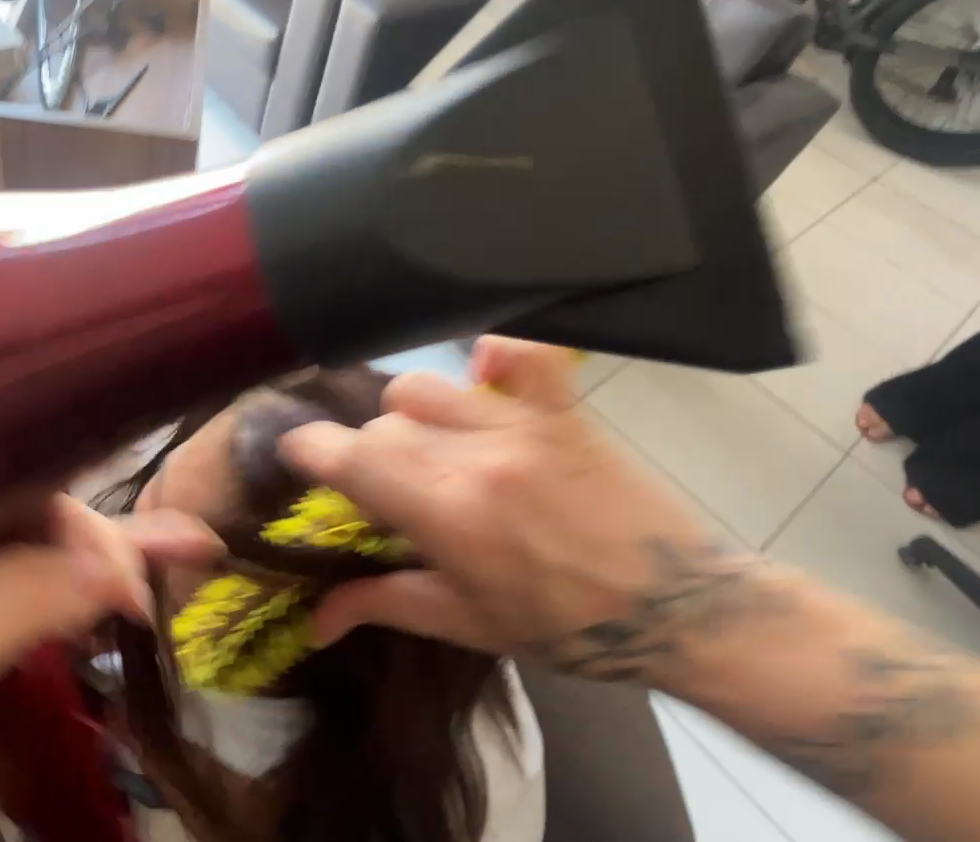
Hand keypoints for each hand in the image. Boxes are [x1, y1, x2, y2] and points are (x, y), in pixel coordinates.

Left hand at [0, 497, 220, 841]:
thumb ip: (8, 603)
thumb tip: (114, 569)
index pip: (15, 499)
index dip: (79, 522)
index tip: (124, 572)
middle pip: (53, 528)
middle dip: (121, 534)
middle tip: (194, 546)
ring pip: (72, 564)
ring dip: (134, 555)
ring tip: (199, 546)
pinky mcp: (18, 659)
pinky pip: (78, 613)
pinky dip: (120, 598)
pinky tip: (157, 591)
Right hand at [281, 336, 750, 677]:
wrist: (682, 609)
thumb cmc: (567, 626)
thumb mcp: (468, 624)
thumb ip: (383, 605)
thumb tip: (313, 620)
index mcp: (446, 515)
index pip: (350, 457)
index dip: (308, 447)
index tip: (297, 451)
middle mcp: (475, 458)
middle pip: (383, 423)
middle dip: (369, 453)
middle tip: (389, 487)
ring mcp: (522, 425)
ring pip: (425, 385)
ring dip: (410, 412)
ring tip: (430, 442)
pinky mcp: (562, 409)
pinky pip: (517, 353)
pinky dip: (488, 357)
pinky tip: (482, 381)